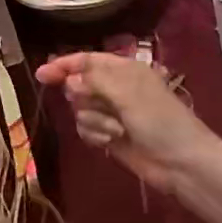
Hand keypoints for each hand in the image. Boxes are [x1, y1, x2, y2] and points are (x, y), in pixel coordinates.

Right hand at [35, 52, 221, 190]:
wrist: (179, 162)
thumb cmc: (159, 119)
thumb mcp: (128, 92)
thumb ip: (95, 81)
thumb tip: (69, 81)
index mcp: (123, 69)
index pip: (86, 60)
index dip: (64, 65)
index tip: (42, 74)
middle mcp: (115, 87)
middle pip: (79, 85)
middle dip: (85, 98)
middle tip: (103, 107)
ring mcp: (112, 112)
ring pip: (80, 110)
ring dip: (95, 121)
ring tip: (116, 130)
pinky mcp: (109, 135)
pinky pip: (86, 129)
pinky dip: (96, 135)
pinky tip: (111, 142)